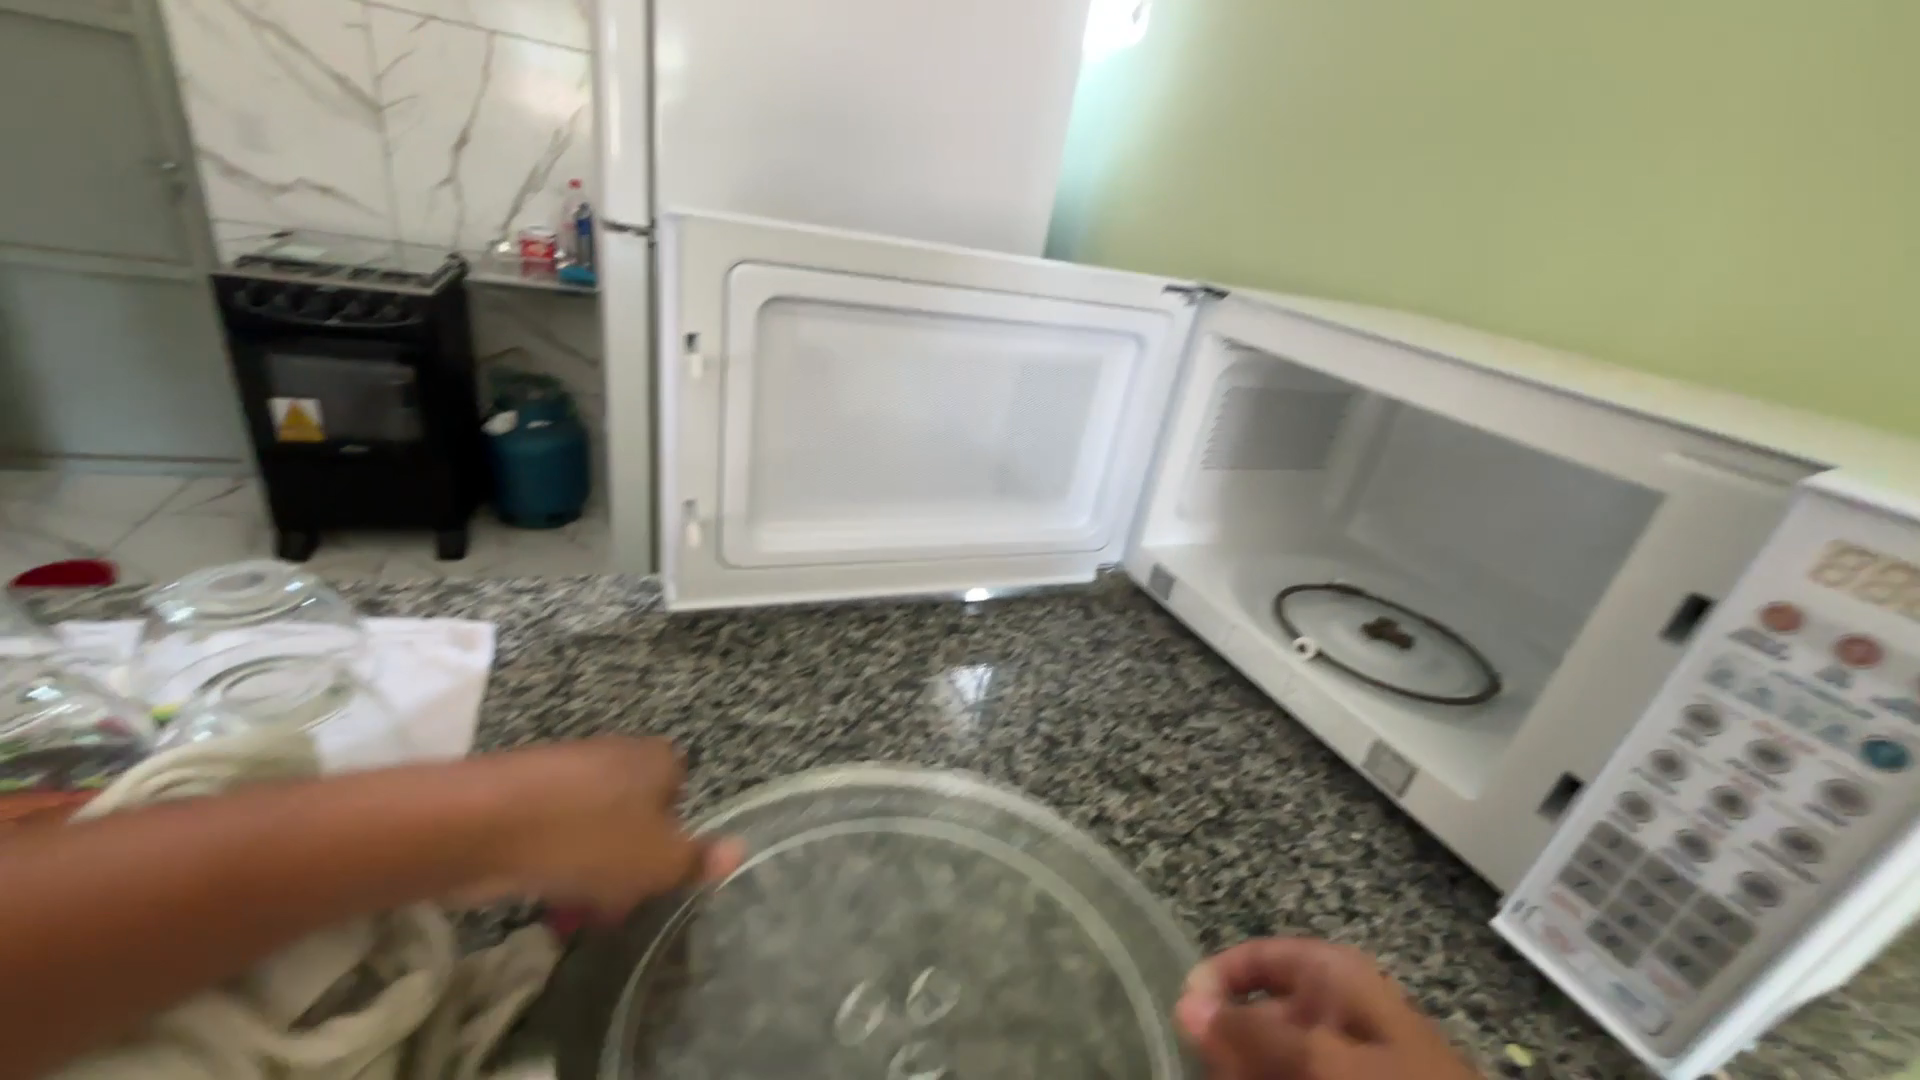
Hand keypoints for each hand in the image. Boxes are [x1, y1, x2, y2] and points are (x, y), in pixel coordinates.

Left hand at [461, 737, 744, 912]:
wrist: (480, 823)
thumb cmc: (588, 838)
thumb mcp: (658, 862)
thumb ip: (698, 860)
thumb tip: (741, 850)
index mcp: (660, 760)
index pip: (682, 795)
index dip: (672, 839)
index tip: (655, 877)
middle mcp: (619, 752)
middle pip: (638, 812)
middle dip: (628, 859)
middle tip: (615, 902)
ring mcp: (569, 766)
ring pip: (594, 823)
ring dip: (589, 864)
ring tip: (573, 906)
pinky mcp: (524, 786)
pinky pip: (553, 827)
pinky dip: (552, 856)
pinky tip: (539, 888)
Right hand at [1175, 939, 1480, 1079]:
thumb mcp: (1328, 1061)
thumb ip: (1255, 1033)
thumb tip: (1185, 1005)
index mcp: (1334, 975)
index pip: (1257, 958)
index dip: (1217, 981)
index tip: (1186, 1019)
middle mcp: (1335, 1006)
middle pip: (1259, 1013)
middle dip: (1232, 1044)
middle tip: (1215, 1072)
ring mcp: (1343, 1054)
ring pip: (1274, 1055)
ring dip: (1247, 1069)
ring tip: (1233, 1079)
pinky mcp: (1346, 1079)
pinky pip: (1293, 1075)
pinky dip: (1270, 1079)